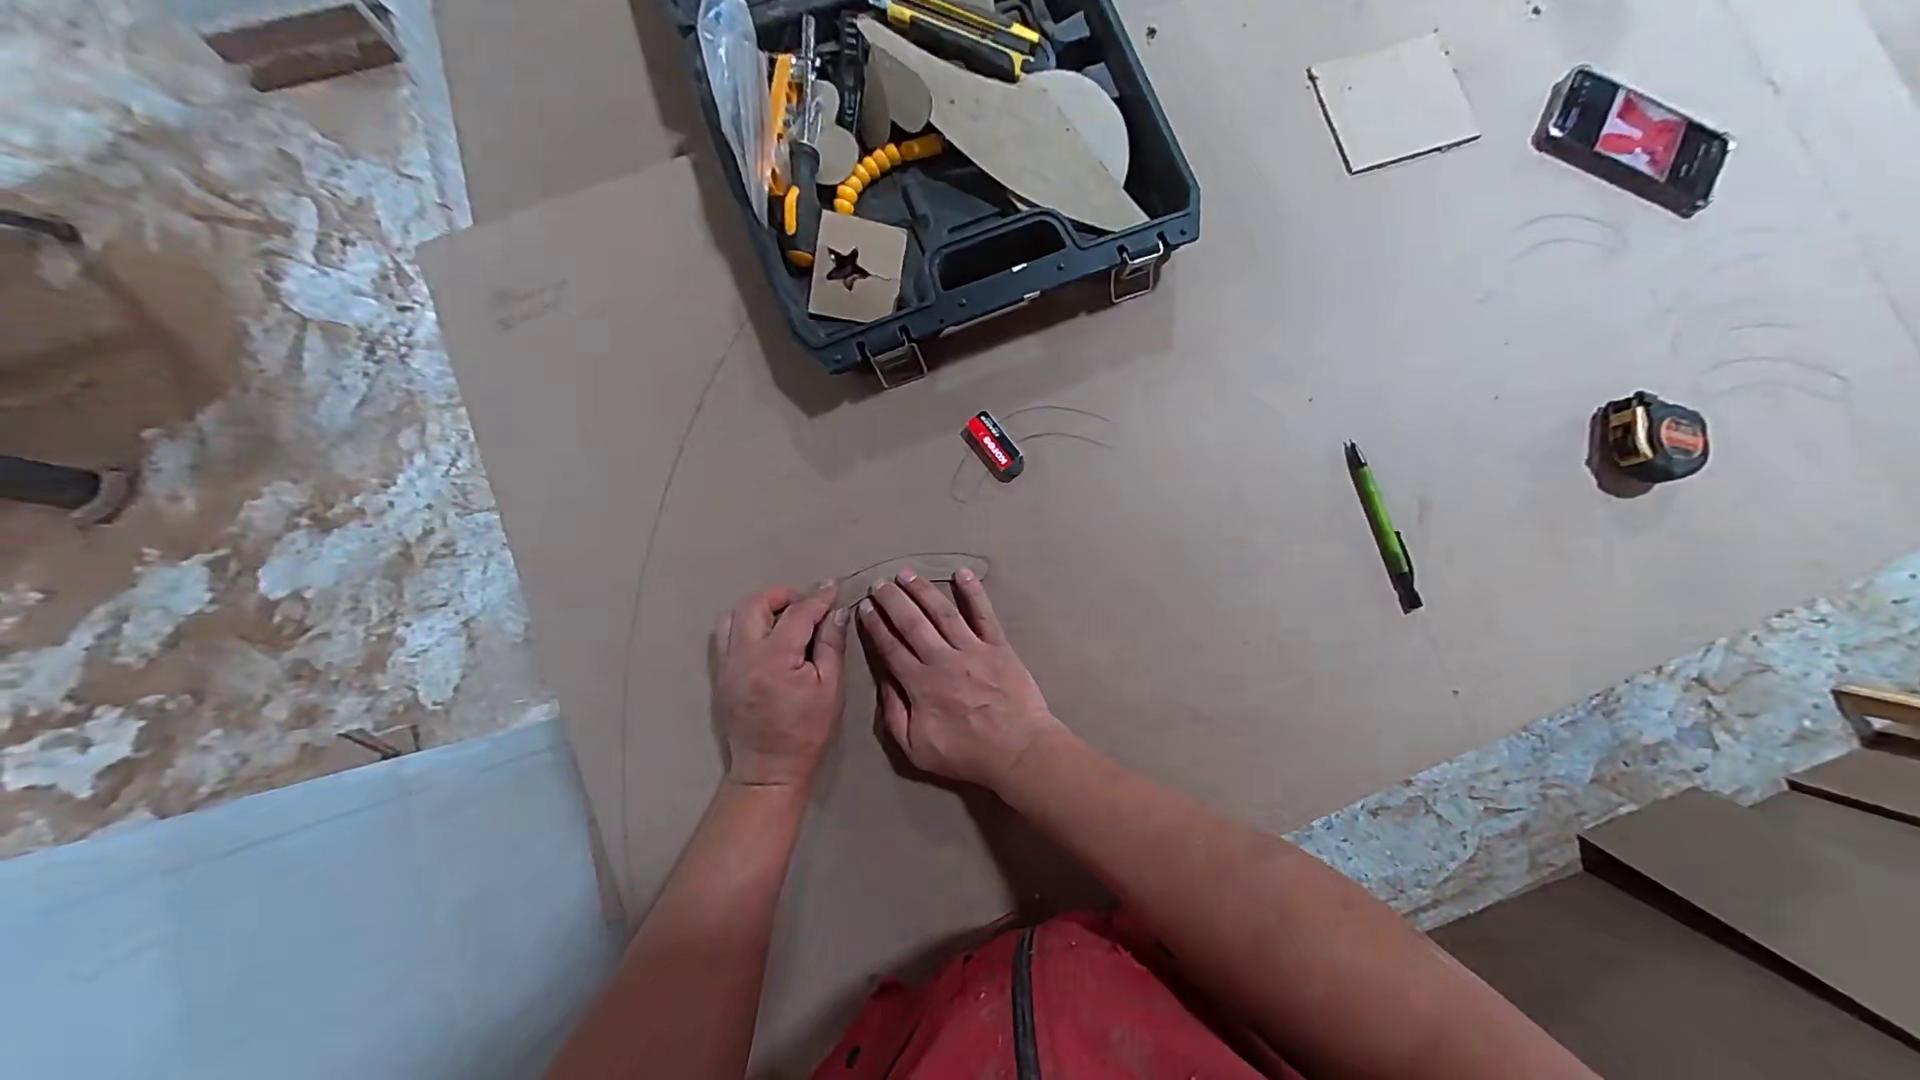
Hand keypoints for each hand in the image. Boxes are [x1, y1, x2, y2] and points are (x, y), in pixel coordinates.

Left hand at [712, 582, 849, 787]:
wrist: (768, 770)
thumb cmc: (807, 732)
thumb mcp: (831, 688)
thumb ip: (831, 645)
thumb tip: (835, 611)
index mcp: (775, 660)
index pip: (798, 613)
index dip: (818, 598)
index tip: (833, 588)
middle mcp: (743, 656)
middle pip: (755, 604)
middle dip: (783, 595)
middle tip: (806, 603)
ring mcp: (726, 665)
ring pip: (733, 616)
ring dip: (760, 608)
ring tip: (783, 618)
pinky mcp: (720, 674)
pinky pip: (724, 635)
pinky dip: (744, 625)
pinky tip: (765, 636)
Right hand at [857, 566, 1063, 788]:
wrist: (1018, 751)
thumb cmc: (967, 754)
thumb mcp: (916, 749)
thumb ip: (894, 714)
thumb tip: (884, 682)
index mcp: (920, 684)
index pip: (890, 647)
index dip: (875, 626)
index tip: (865, 608)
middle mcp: (943, 659)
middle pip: (911, 622)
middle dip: (892, 600)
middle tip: (879, 583)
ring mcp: (972, 649)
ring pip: (942, 612)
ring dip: (922, 590)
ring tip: (907, 574)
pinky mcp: (998, 646)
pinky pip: (984, 614)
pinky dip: (973, 592)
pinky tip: (962, 573)